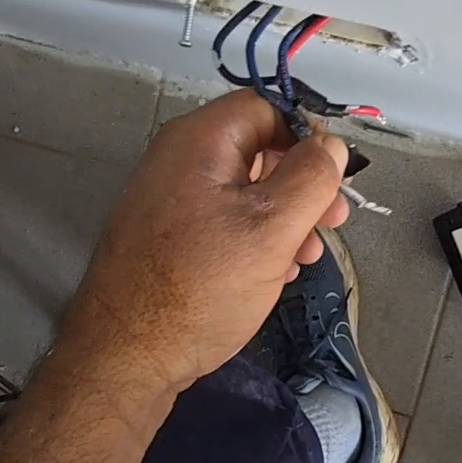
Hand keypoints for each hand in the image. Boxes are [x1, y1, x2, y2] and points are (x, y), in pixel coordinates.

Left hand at [58, 91, 349, 394]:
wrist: (126, 356)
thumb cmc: (202, 286)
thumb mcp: (273, 227)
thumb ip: (311, 177)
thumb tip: (331, 145)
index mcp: (200, 140)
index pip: (266, 106)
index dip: (308, 134)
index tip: (335, 175)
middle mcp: (178, 159)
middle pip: (258, 149)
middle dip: (303, 184)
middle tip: (333, 221)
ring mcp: (169, 198)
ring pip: (245, 190)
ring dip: (285, 218)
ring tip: (304, 257)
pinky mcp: (167, 235)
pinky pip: (223, 219)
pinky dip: (255, 238)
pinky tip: (273, 272)